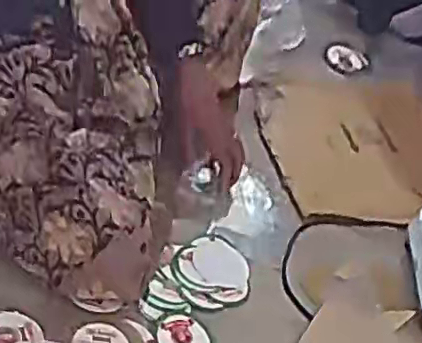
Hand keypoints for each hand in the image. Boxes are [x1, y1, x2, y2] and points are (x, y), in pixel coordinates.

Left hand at [175, 58, 244, 190]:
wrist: (191, 70)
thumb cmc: (186, 103)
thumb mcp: (182, 133)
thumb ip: (187, 155)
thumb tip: (189, 174)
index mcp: (219, 143)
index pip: (229, 168)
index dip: (227, 182)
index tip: (223, 193)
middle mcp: (228, 135)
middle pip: (238, 159)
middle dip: (234, 174)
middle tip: (226, 183)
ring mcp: (227, 123)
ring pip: (236, 147)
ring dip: (233, 160)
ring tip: (224, 169)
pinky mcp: (223, 114)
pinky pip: (231, 136)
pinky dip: (228, 147)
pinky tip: (218, 148)